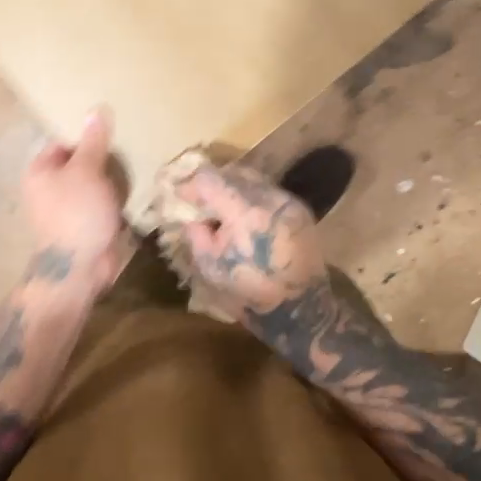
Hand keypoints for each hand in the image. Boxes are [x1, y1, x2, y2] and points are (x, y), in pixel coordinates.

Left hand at [23, 110, 124, 287]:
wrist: (82, 267)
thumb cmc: (77, 212)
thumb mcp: (86, 170)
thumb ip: (93, 141)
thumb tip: (95, 109)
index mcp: (40, 171)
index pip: (63, 142)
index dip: (86, 135)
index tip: (113, 129)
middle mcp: (49, 189)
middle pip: (80, 163)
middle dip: (103, 158)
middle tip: (130, 144)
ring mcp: (68, 208)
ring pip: (94, 184)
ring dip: (112, 179)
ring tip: (138, 162)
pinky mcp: (86, 225)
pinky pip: (102, 204)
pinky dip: (116, 198)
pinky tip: (136, 188)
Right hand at [174, 165, 328, 316]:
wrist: (300, 307)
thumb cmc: (250, 292)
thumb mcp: (210, 266)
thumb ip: (196, 234)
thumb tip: (192, 216)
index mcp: (244, 212)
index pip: (210, 179)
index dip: (190, 184)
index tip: (180, 195)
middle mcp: (269, 198)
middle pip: (232, 173)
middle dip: (212, 185)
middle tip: (199, 202)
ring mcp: (288, 201)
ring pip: (253, 180)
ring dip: (233, 190)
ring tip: (222, 209)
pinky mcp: (299, 209)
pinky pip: (268, 192)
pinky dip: (252, 198)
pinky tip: (245, 218)